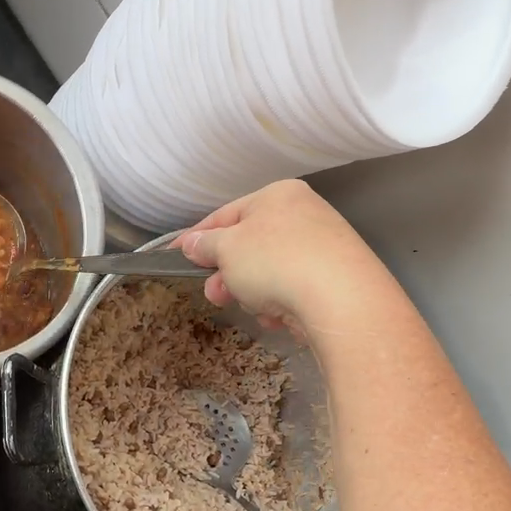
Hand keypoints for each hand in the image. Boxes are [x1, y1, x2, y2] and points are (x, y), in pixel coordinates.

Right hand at [179, 179, 394, 339]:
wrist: (338, 297)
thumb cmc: (274, 262)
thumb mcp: (226, 249)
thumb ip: (205, 244)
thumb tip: (192, 243)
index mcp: (276, 195)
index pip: (224, 215)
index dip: (195, 238)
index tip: (173, 256)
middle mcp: (302, 213)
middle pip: (246, 247)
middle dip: (226, 275)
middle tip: (217, 295)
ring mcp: (319, 245)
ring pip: (264, 272)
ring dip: (250, 293)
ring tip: (257, 306)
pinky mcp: (330, 276)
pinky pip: (288, 288)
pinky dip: (277, 302)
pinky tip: (279, 314)